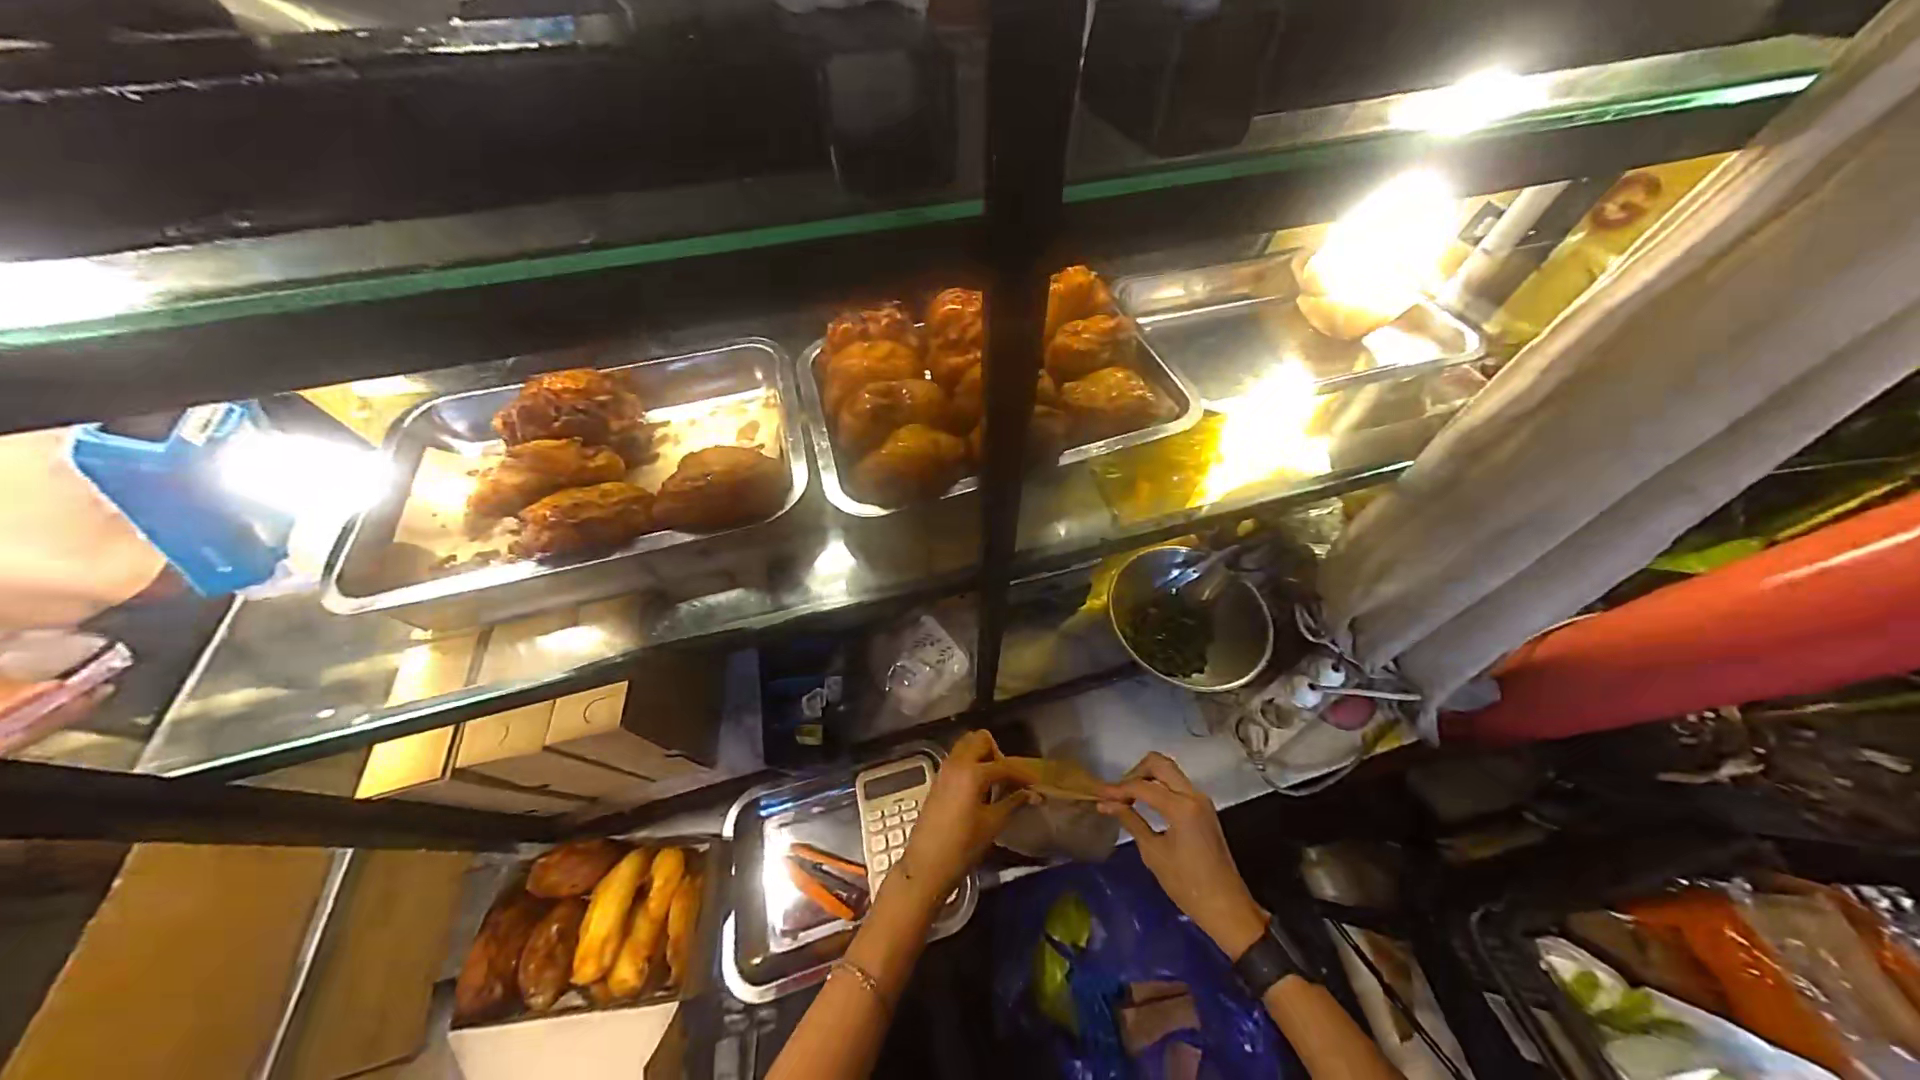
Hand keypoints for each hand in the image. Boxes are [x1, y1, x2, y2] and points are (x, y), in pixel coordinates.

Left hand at [894, 730, 1031, 903]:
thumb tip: (1033, 793)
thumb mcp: (993, 823)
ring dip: (983, 757)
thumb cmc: (962, 846)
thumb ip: (1013, 802)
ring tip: (996, 782)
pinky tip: (981, 789)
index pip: (1004, 765)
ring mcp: (944, 770)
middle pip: (981, 740)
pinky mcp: (938, 780)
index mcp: (972, 772)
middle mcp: (956, 763)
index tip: (1037, 783)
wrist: (926, 865)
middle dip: (998, 754)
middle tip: (1009, 778)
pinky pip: (958, 760)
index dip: (1023, 774)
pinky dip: (971, 765)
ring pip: (967, 746)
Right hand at [1098, 753, 1266, 957]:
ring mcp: (1201, 800)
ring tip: (1127, 798)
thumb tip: (1106, 804)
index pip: (1142, 786)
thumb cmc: (1186, 884)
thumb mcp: (1153, 852)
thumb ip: (1130, 821)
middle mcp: (1194, 796)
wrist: (1225, 906)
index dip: (1117, 789)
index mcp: (1181, 807)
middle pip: (1159, 764)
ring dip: (1147, 778)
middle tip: (1117, 793)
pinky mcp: (1203, 809)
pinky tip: (1143, 803)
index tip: (1098, 794)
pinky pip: (1177, 785)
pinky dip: (1158, 787)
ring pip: (1169, 771)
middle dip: (1134, 773)